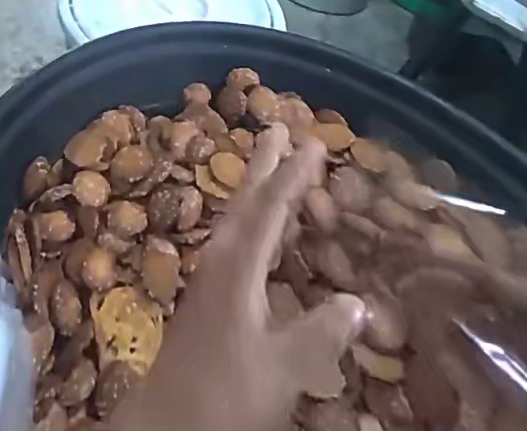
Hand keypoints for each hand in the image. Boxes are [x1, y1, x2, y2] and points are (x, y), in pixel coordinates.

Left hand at [111, 126, 365, 430]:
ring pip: (243, 215)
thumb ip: (320, 335)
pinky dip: (262, 221)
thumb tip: (358, 302)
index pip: (272, 206)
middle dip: (267, 162)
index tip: (316, 143)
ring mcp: (215, 271)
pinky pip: (242, 238)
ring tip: (280, 163)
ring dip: (263, 187)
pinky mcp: (214, 290)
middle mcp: (224, 255)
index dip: (295, 174)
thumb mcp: (281, 369)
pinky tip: (274, 232)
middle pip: (249, 196)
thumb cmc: (223, 392)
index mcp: (238, 262)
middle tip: (280, 126)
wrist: (168, 419)